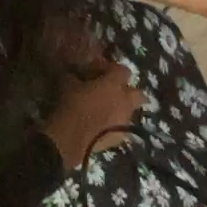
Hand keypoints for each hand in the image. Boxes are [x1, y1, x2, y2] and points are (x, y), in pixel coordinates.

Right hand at [43, 52, 143, 168]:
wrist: (75, 138)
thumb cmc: (72, 104)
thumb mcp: (67, 82)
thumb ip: (76, 75)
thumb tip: (76, 73)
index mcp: (113, 84)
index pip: (123, 70)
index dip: (112, 68)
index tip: (99, 70)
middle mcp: (125, 101)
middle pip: (138, 93)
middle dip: (129, 90)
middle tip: (112, 90)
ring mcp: (126, 120)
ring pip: (131, 110)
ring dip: (122, 107)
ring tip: (106, 108)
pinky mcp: (122, 137)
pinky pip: (123, 126)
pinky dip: (115, 123)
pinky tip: (102, 123)